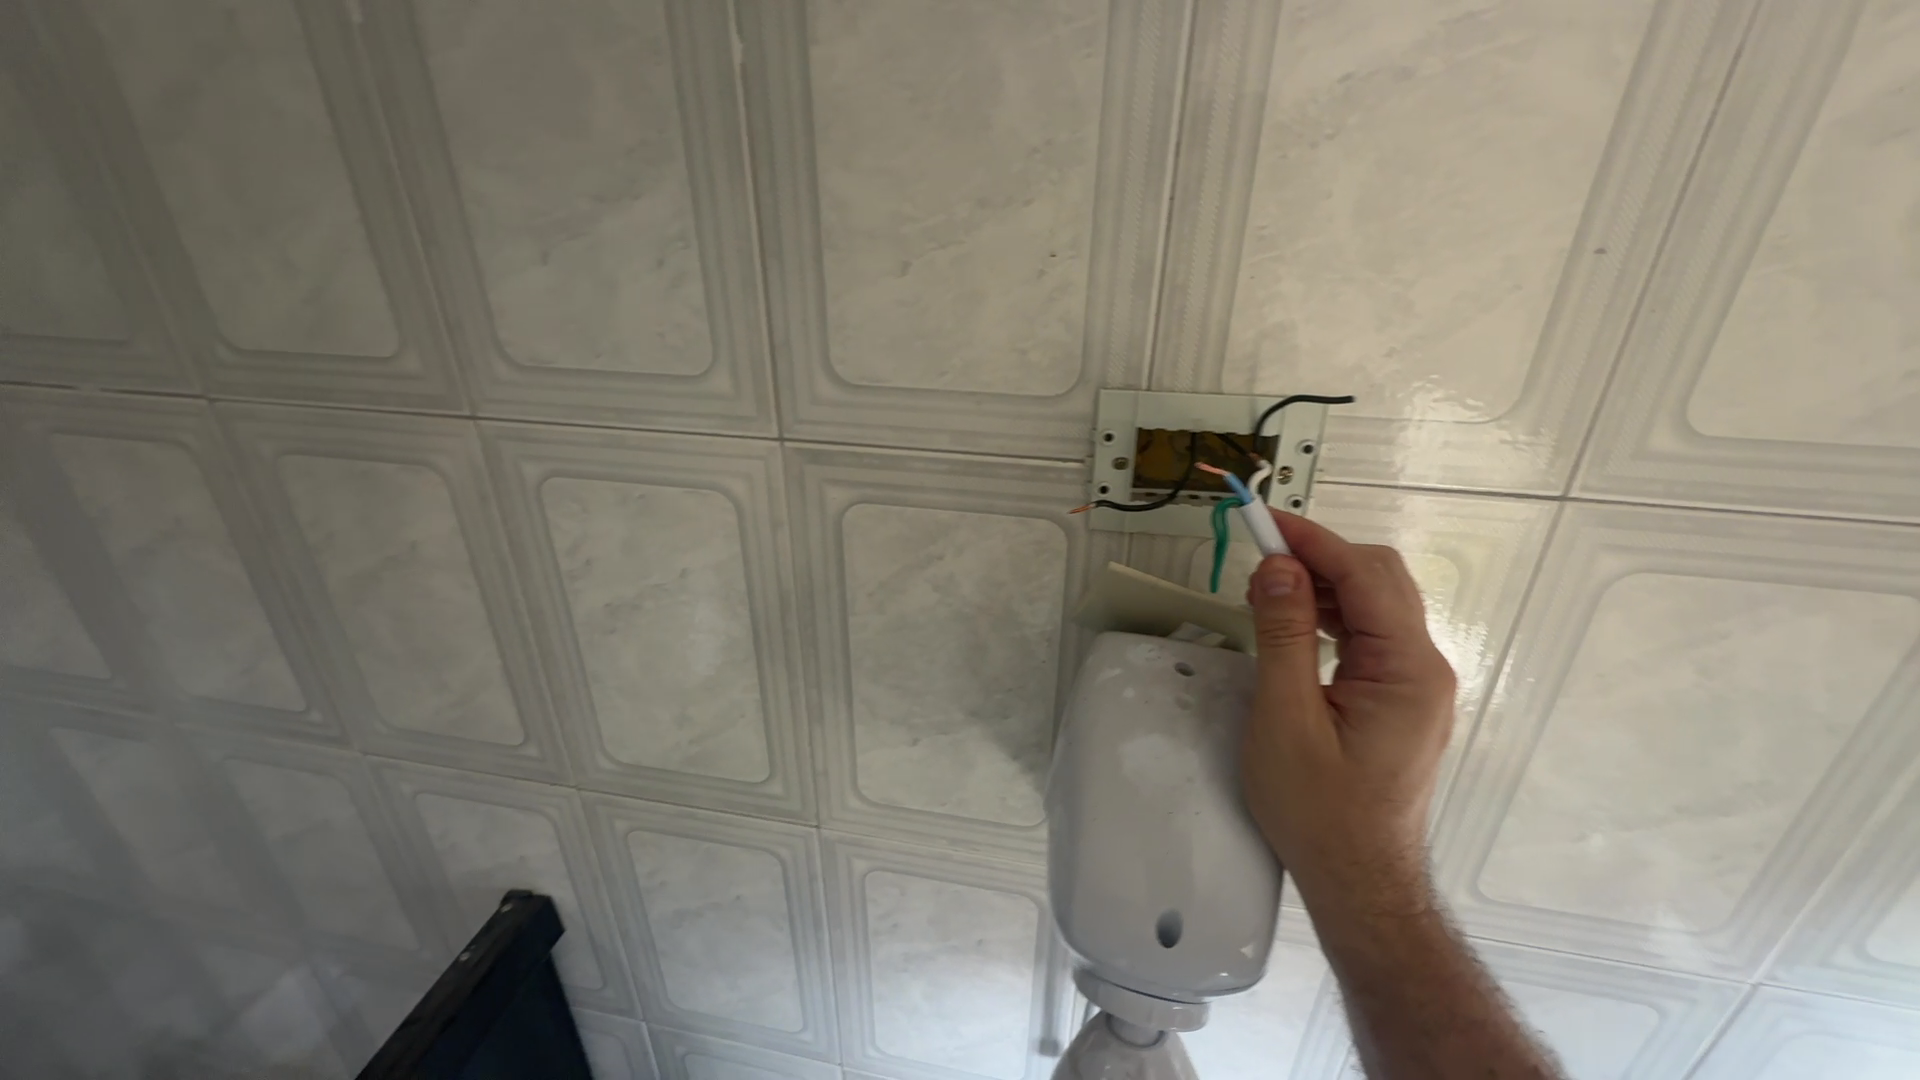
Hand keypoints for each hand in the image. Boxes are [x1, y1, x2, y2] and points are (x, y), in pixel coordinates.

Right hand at [1239, 511, 1456, 915]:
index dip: (1312, 540)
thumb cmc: (1317, 808)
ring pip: (1373, 604)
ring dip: (1321, 584)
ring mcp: (1415, 683)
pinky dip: (1328, 615)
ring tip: (1265, 589)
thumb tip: (1278, 567)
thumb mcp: (1286, 718)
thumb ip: (1283, 636)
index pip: (1363, 576)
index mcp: (1407, 669)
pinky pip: (1367, 634)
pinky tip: (1291, 621)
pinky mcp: (1399, 697)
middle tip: (1258, 558)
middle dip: (1318, 557)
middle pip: (1378, 580)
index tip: (1261, 519)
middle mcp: (1423, 666)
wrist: (1357, 879)